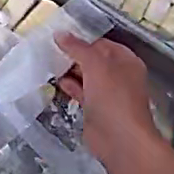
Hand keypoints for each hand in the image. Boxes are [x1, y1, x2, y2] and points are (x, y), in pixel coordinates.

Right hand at [56, 33, 165, 158]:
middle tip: (49, 47)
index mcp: (125, 61)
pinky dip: (70, 86)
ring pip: (86, 76)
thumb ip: (78, 48)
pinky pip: (81, 92)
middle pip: (93, 59)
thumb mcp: (96, 64)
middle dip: (74, 54)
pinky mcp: (95, 108)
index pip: (102, 43)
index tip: (60, 35)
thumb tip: (60, 34)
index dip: (82, 38)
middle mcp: (118, 75)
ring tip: (48, 62)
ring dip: (69, 70)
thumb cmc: (113, 96)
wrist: (120, 139)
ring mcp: (107, 93)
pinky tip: (56, 81)